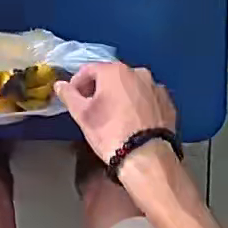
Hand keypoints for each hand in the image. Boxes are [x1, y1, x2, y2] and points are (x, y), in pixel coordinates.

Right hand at [55, 61, 177, 162]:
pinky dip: (139, 105)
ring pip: (131, 87)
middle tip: (92, 109)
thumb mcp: (83, 115)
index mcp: (115, 71)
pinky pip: (147, 99)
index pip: (89, 70)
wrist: (147, 157)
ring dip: (120, 96)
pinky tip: (134, 122)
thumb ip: (69, 95)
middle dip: (99, 89)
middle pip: (111, 76)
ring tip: (114, 117)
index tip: (74, 99)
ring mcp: (156, 86)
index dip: (77, 83)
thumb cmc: (110, 133)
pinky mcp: (168, 102)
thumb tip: (60, 85)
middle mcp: (138, 72)